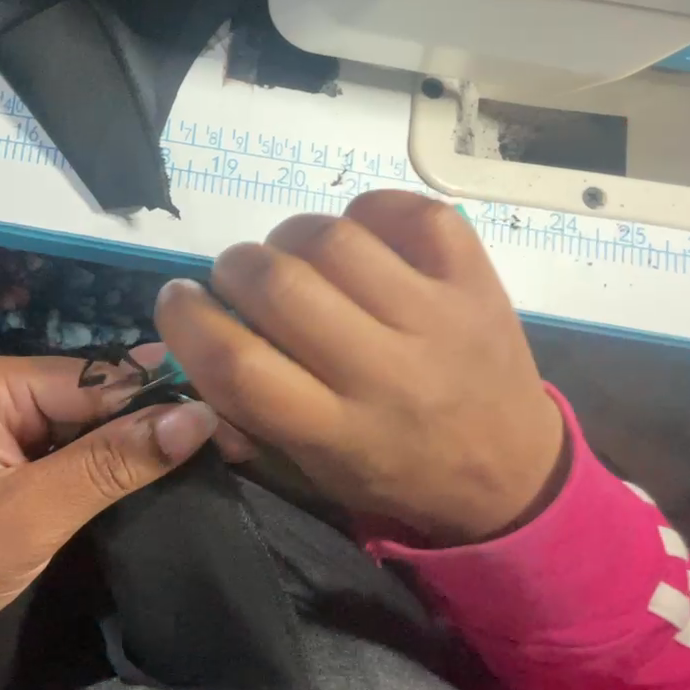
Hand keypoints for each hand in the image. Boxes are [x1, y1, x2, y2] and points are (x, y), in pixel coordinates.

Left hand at [0, 350, 220, 672]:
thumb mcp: (32, 514)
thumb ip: (111, 463)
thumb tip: (198, 416)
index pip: (95, 378)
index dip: (164, 397)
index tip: (237, 416)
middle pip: (91, 394)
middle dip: (152, 419)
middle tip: (234, 440)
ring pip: (83, 419)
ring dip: (132, 441)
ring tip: (211, 452)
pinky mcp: (1, 446)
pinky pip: (64, 441)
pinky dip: (102, 458)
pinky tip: (152, 467)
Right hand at [155, 190, 565, 546]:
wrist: (511, 478)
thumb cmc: (386, 473)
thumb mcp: (304, 465)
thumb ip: (240, 406)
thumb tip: (190, 332)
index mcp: (334, 431)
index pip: (235, 363)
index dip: (185, 318)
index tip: (178, 300)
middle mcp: (386, 373)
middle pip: (278, 286)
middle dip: (233, 268)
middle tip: (237, 281)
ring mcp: (439, 320)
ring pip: (333, 239)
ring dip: (289, 237)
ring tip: (294, 259)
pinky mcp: (477, 282)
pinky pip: (411, 213)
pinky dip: (368, 211)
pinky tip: (358, 239)